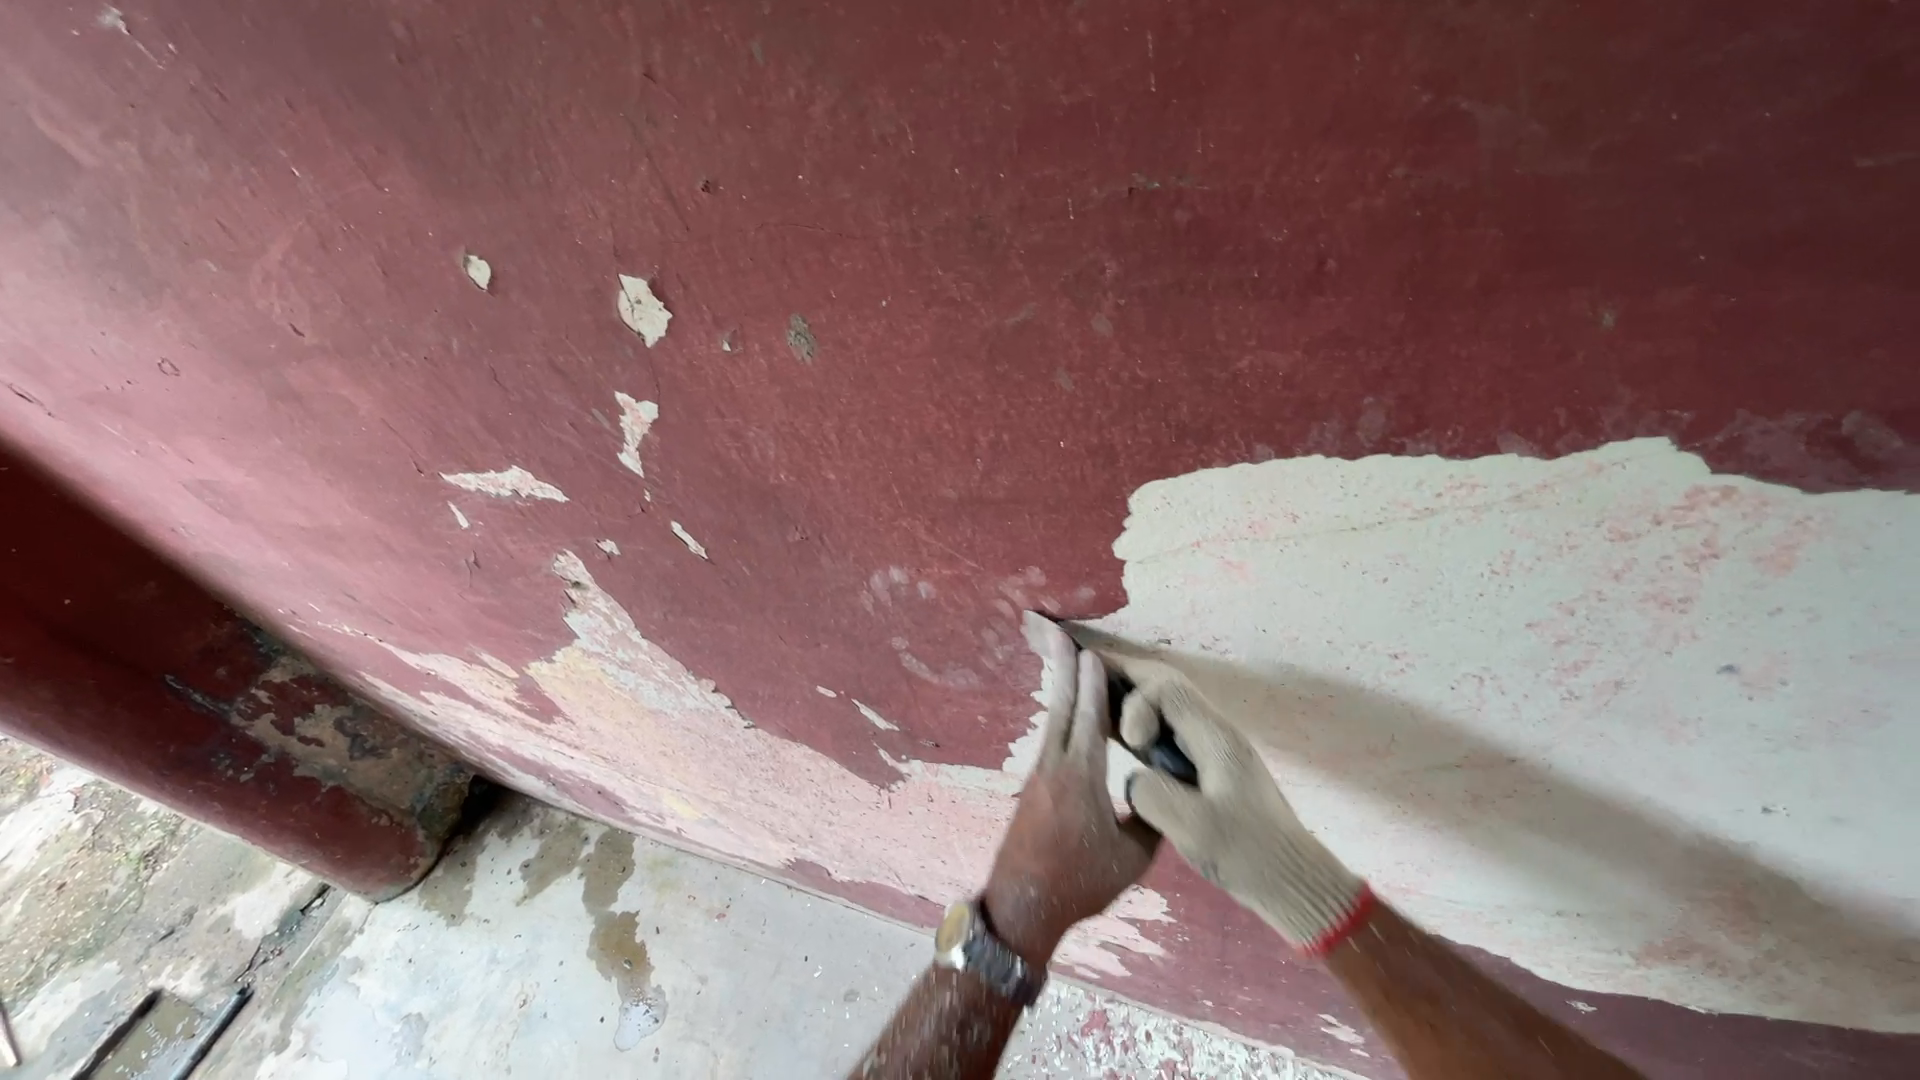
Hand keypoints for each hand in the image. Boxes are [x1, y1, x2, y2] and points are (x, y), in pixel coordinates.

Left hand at [981, 615, 1160, 964]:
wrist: (1022, 905)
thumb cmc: (1080, 882)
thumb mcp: (1131, 858)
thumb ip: (1148, 818)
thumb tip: (1157, 791)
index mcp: (1080, 778)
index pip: (1089, 719)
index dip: (1093, 684)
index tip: (1093, 652)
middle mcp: (1054, 766)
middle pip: (1062, 707)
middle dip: (1064, 667)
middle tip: (1058, 630)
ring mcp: (1038, 774)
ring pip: (1052, 720)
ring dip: (1060, 686)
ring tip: (1062, 656)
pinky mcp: (1032, 786)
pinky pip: (1048, 737)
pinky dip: (1058, 713)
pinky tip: (1064, 709)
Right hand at [1100, 651, 1371, 954]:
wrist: (1292, 883)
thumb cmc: (1248, 854)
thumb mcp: (1194, 828)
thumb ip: (1152, 793)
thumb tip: (1131, 778)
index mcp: (1213, 738)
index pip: (1165, 689)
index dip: (1136, 703)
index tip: (1130, 743)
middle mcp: (1212, 733)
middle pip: (1164, 684)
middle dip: (1124, 676)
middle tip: (1085, 674)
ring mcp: (1209, 749)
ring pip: (1164, 705)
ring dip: (1130, 698)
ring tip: (1091, 694)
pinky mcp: (1205, 769)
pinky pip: (1166, 731)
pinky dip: (1139, 724)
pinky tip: (1116, 733)